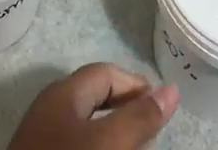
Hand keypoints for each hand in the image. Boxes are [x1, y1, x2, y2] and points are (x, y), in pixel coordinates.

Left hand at [7, 63, 176, 149]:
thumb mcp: (108, 143)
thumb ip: (139, 118)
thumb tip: (171, 90)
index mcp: (63, 93)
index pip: (105, 73)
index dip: (136, 86)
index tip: (162, 108)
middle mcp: (52, 109)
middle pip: (96, 98)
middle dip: (127, 111)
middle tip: (152, 132)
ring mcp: (45, 137)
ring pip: (88, 125)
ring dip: (115, 134)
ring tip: (136, 147)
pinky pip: (76, 143)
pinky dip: (99, 145)